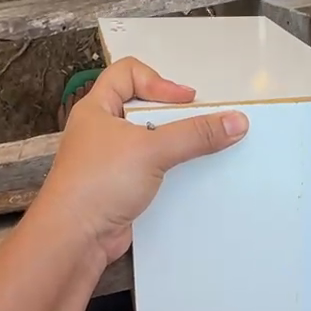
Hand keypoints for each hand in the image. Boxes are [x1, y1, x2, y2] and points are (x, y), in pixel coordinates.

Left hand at [31, 56, 247, 263]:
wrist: (75, 237)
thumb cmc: (97, 183)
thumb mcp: (152, 150)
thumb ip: (195, 134)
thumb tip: (235, 121)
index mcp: (97, 108)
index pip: (128, 73)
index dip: (159, 82)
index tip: (186, 102)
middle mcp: (101, 131)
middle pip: (143, 108)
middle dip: (171, 117)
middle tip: (194, 129)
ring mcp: (109, 161)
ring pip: (148, 143)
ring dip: (171, 148)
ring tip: (192, 155)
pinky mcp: (119, 189)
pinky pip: (149, 172)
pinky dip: (167, 174)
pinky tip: (182, 182)